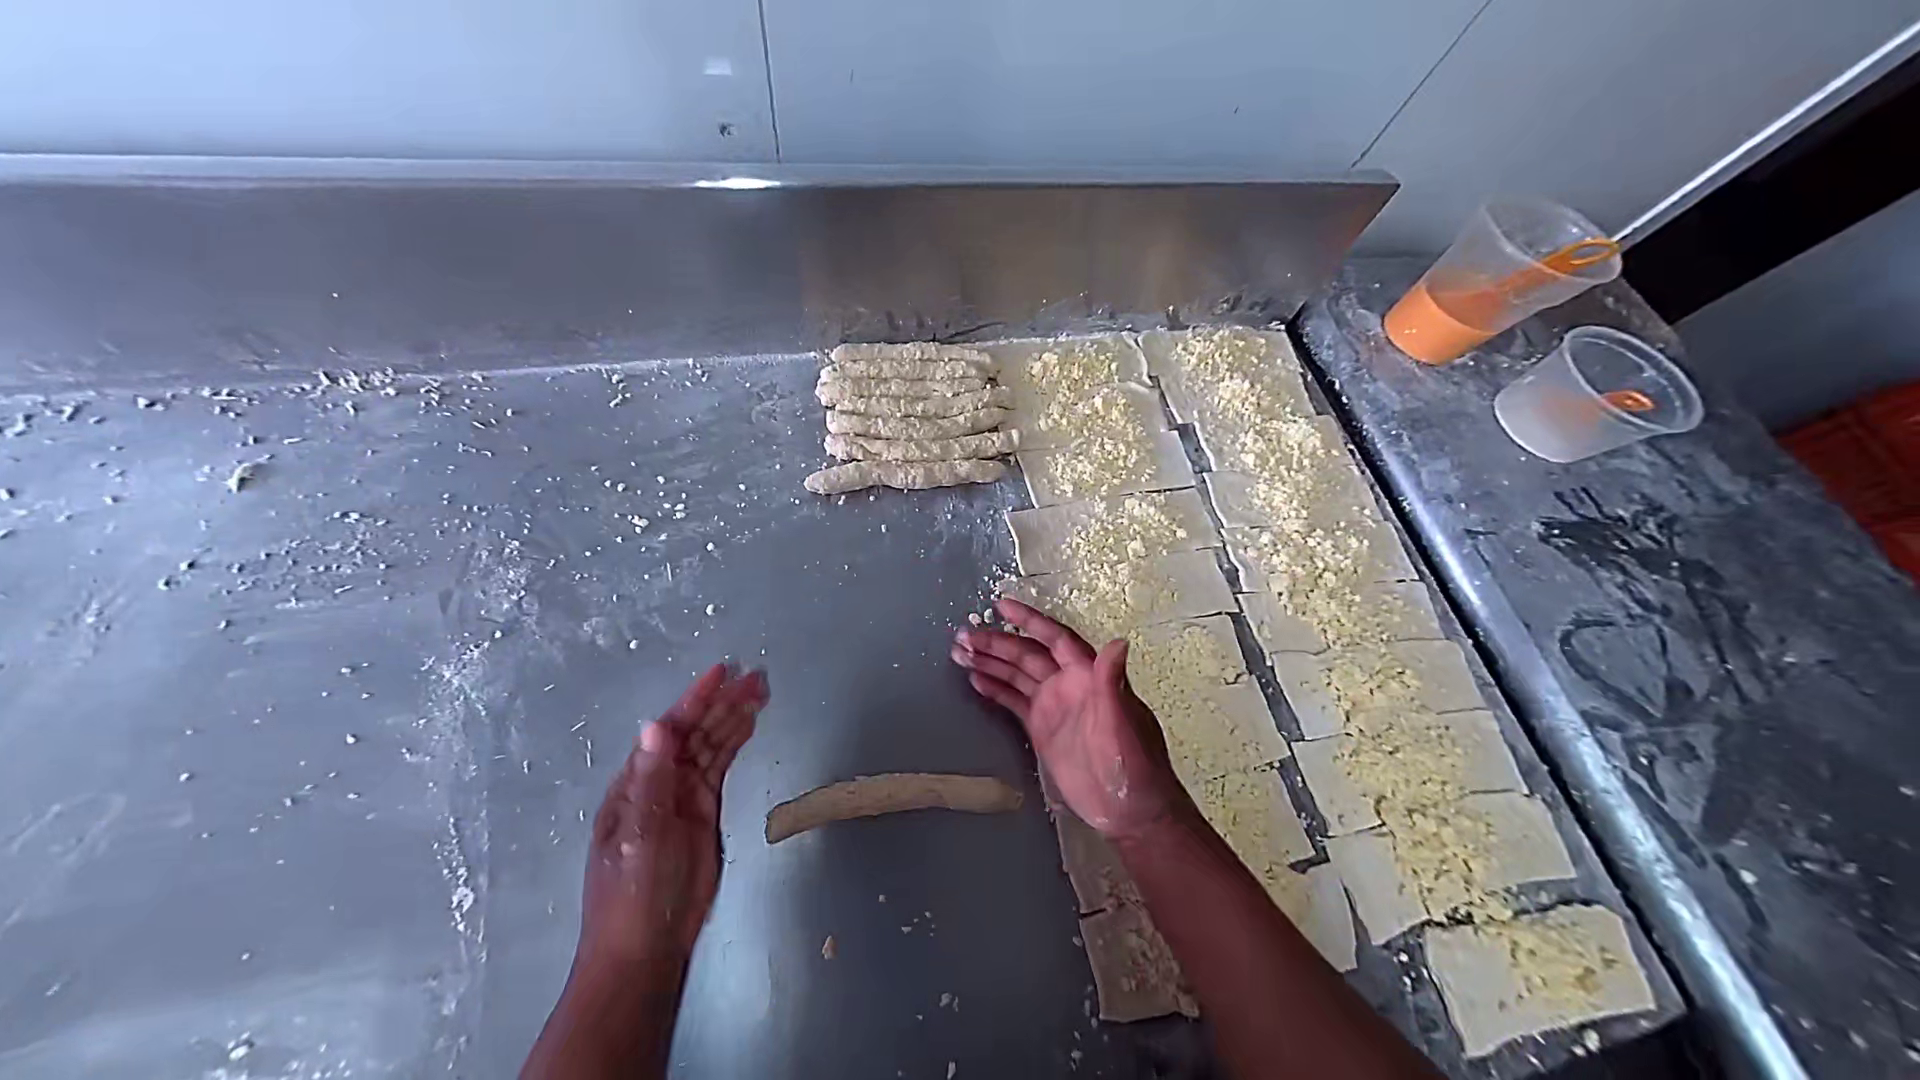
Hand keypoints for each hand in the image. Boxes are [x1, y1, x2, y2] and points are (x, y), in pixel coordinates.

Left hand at [578, 663, 768, 969]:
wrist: (645, 949)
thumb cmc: (633, 894)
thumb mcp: (639, 836)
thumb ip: (651, 781)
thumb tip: (656, 726)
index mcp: (636, 782)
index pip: (671, 731)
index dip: (696, 699)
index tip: (722, 673)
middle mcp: (659, 782)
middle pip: (695, 732)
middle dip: (723, 703)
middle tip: (756, 678)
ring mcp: (683, 797)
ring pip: (711, 746)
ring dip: (733, 717)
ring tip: (760, 691)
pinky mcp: (704, 812)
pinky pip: (721, 767)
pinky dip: (735, 743)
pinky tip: (749, 725)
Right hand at [951, 597, 1187, 840]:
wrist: (1129, 811)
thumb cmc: (1132, 765)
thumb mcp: (1123, 723)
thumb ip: (1113, 683)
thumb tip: (1118, 642)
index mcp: (1088, 675)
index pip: (1054, 639)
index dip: (1028, 621)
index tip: (1001, 606)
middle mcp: (1068, 684)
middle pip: (1026, 654)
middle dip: (996, 643)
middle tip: (964, 636)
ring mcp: (1054, 706)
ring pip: (1016, 675)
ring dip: (990, 662)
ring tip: (959, 653)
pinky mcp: (1043, 728)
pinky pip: (1014, 701)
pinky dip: (995, 689)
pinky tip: (975, 679)